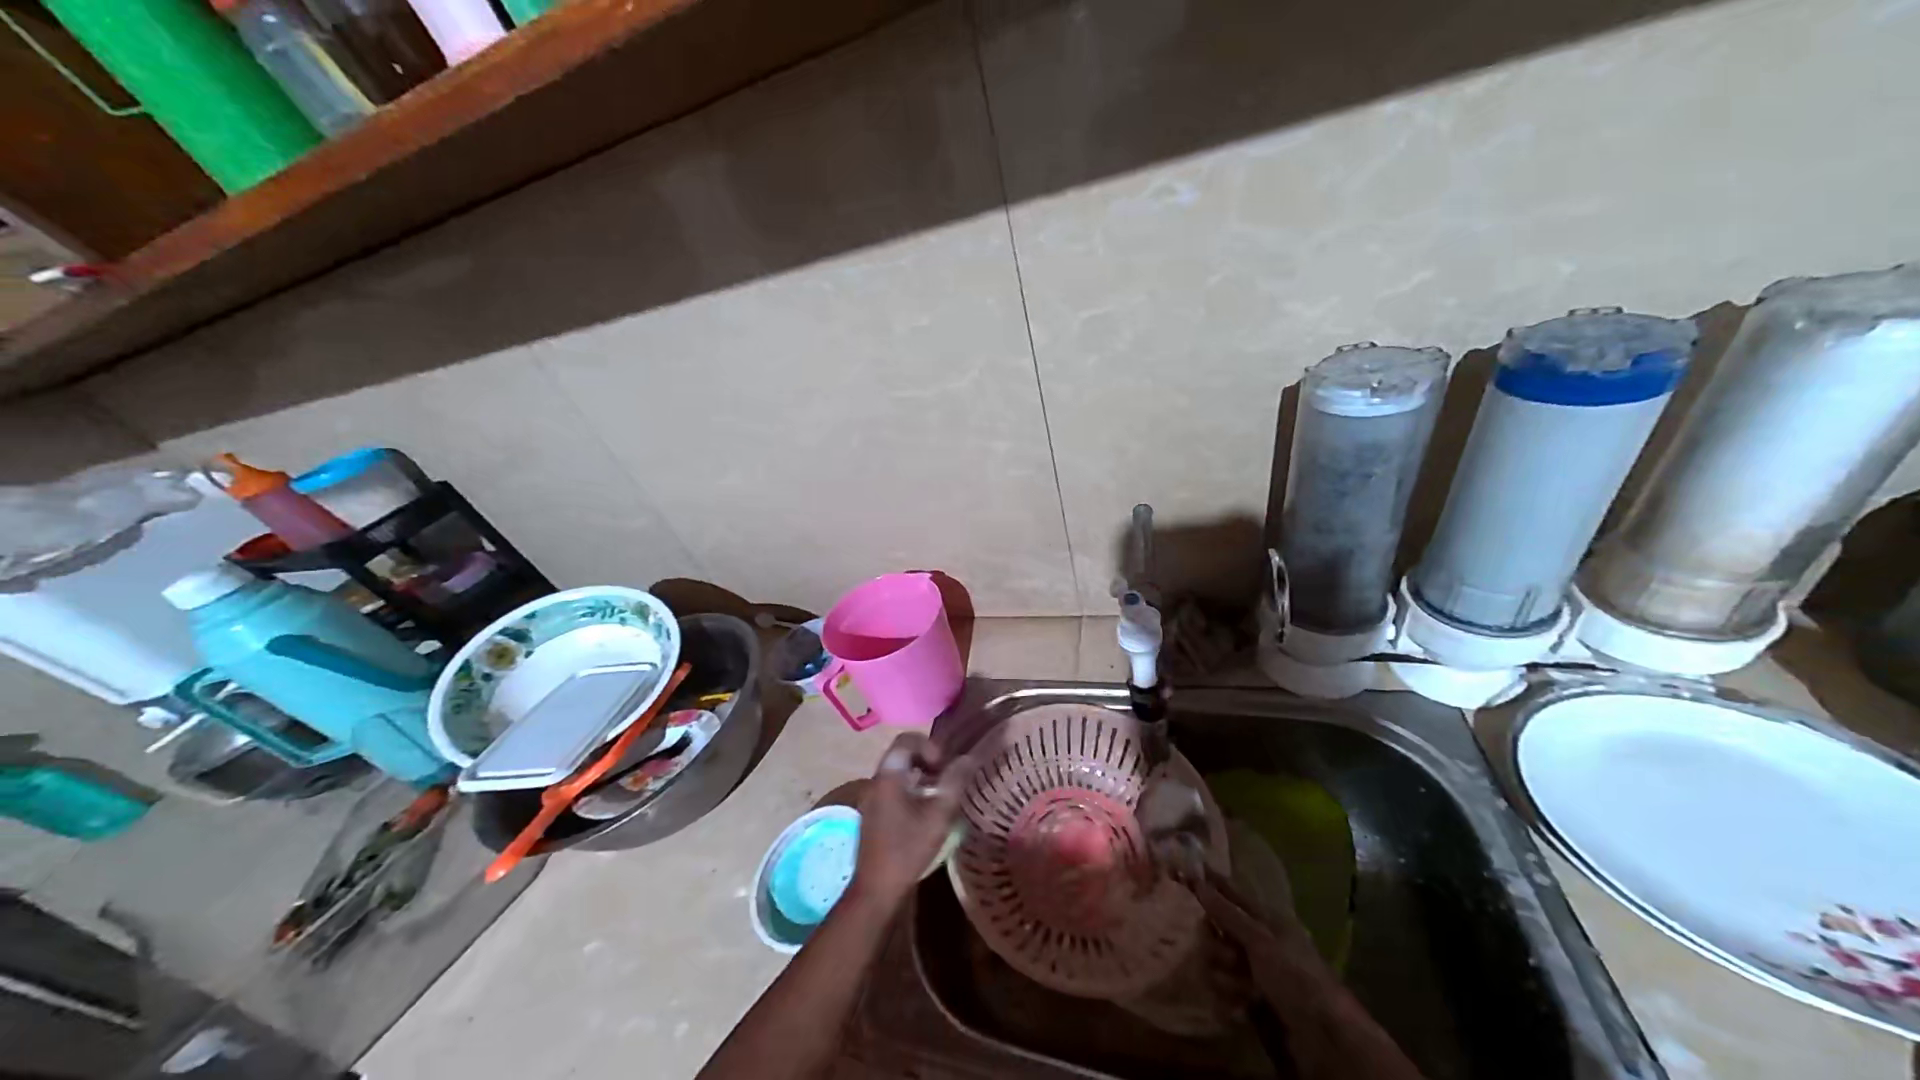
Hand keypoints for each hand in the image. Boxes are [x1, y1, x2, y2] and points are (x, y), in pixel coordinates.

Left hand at [850, 733, 975, 907]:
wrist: (876, 889)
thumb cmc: (907, 849)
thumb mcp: (938, 815)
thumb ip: (954, 783)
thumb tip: (968, 758)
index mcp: (888, 775)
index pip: (906, 739)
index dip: (929, 746)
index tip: (944, 767)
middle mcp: (875, 781)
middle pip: (901, 755)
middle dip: (927, 760)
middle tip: (946, 779)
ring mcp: (870, 798)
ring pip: (897, 773)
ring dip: (920, 777)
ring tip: (939, 796)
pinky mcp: (872, 814)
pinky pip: (892, 789)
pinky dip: (910, 790)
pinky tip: (925, 813)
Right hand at [1190, 865, 1328, 1004]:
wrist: (1323, 1036)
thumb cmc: (1295, 977)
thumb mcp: (1261, 941)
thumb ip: (1228, 913)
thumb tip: (1199, 882)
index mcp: (1266, 921)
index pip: (1233, 894)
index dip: (1212, 883)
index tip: (1187, 871)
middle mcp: (1258, 942)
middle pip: (1219, 930)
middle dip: (1217, 944)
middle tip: (1228, 956)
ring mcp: (1254, 971)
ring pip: (1218, 960)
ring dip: (1225, 974)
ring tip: (1242, 988)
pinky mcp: (1250, 998)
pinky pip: (1224, 987)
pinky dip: (1230, 995)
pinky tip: (1241, 1005)